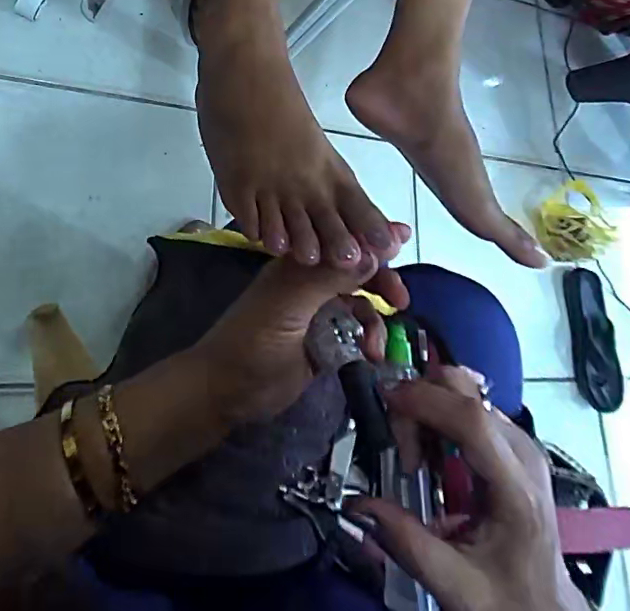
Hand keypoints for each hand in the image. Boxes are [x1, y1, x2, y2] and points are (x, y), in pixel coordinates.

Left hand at [185, 247, 407, 426]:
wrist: (226, 391)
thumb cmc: (251, 341)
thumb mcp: (289, 305)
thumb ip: (328, 278)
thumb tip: (371, 251)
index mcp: (298, 265)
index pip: (339, 242)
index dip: (369, 238)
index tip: (403, 238)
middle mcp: (311, 284)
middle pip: (356, 271)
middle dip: (382, 280)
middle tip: (402, 299)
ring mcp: (318, 314)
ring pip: (360, 303)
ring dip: (376, 317)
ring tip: (380, 343)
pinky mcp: (325, 344)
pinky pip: (356, 333)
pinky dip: (368, 339)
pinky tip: (371, 354)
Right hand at [348, 376, 584, 610]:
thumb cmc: (508, 601)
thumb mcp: (457, 588)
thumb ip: (406, 544)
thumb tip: (358, 505)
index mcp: (517, 491)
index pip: (472, 419)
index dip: (426, 399)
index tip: (386, 399)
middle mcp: (525, 455)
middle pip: (466, 394)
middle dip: (421, 404)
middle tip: (402, 451)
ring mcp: (521, 445)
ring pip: (465, 393)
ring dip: (428, 410)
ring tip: (415, 458)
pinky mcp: (511, 444)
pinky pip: (468, 407)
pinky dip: (439, 416)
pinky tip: (431, 453)